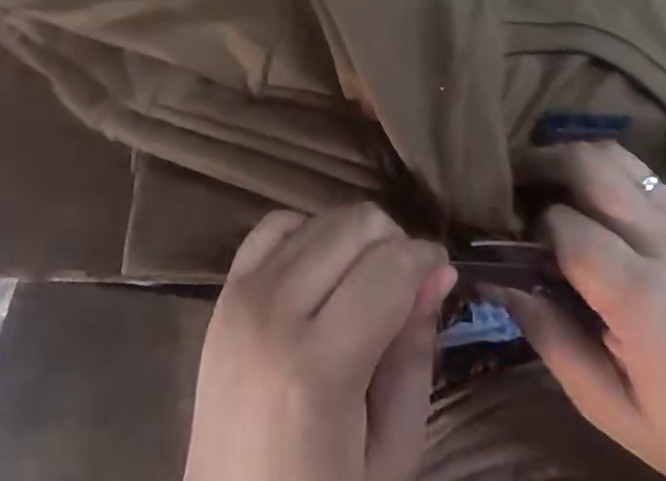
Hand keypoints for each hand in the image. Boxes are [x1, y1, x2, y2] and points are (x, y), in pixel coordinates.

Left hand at [183, 204, 456, 480]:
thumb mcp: (392, 447)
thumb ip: (416, 353)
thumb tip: (441, 271)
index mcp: (318, 368)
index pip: (392, 266)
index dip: (429, 259)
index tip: (442, 275)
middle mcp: (274, 315)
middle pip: (358, 225)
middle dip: (396, 244)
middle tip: (404, 288)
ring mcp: (241, 299)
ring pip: (323, 217)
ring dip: (357, 239)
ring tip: (365, 284)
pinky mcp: (223, 295)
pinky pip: (276, 226)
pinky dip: (310, 233)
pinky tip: (323, 270)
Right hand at [496, 142, 665, 480]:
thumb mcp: (602, 401)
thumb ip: (546, 332)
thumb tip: (498, 278)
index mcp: (640, 295)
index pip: (563, 223)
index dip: (532, 228)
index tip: (520, 245)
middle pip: (590, 164)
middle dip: (544, 163)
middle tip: (517, 184)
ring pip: (620, 155)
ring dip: (577, 160)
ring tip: (553, 184)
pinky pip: (648, 175)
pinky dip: (612, 175)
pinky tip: (600, 204)